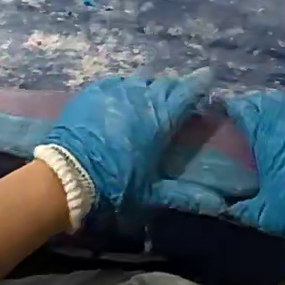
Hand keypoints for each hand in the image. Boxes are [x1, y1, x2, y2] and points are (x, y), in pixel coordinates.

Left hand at [35, 71, 211, 225]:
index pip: (189, 90)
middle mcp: (144, 95)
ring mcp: (118, 89)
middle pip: (167, 84)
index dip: (201, 83)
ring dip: (149, 90)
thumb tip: (219, 205)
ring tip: (147, 103)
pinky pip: (118, 83)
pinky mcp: (96, 90)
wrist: (64, 178)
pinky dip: (125, 90)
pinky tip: (122, 102)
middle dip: (175, 90)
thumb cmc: (114, 185)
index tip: (208, 79)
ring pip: (142, 81)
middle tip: (175, 103)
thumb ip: (185, 194)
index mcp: (162, 116)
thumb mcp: (151, 193)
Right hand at [155, 89, 284, 260]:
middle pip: (263, 100)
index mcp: (268, 134)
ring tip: (262, 120)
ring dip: (271, 106)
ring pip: (284, 100)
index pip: (242, 108)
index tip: (218, 115)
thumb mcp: (262, 213)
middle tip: (238, 120)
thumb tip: (217, 201)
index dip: (228, 109)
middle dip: (249, 106)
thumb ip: (237, 204)